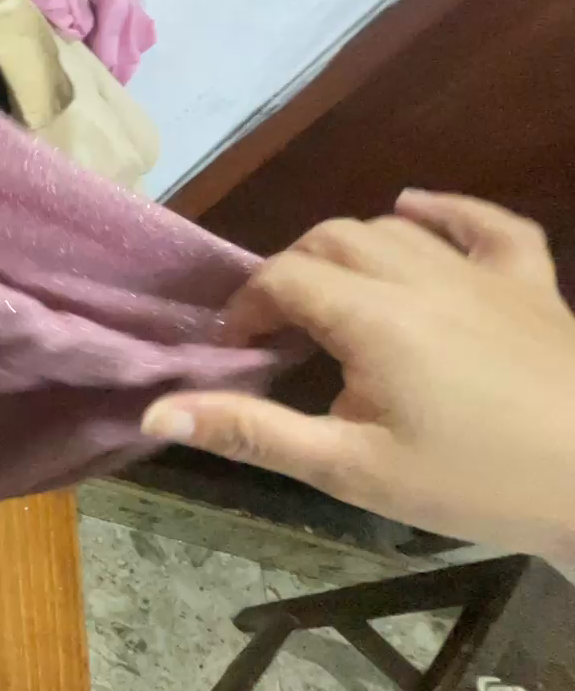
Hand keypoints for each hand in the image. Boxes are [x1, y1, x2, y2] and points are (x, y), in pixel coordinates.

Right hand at [141, 190, 574, 559]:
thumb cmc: (480, 482)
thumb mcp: (348, 469)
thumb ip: (249, 433)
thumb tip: (154, 414)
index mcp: (378, 321)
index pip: (282, 279)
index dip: (244, 308)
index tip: (238, 350)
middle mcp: (428, 282)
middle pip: (329, 241)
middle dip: (283, 276)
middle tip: (274, 329)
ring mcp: (488, 279)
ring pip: (392, 230)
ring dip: (341, 251)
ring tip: (323, 295)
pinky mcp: (535, 289)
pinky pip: (491, 226)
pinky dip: (446, 212)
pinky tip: (414, 207)